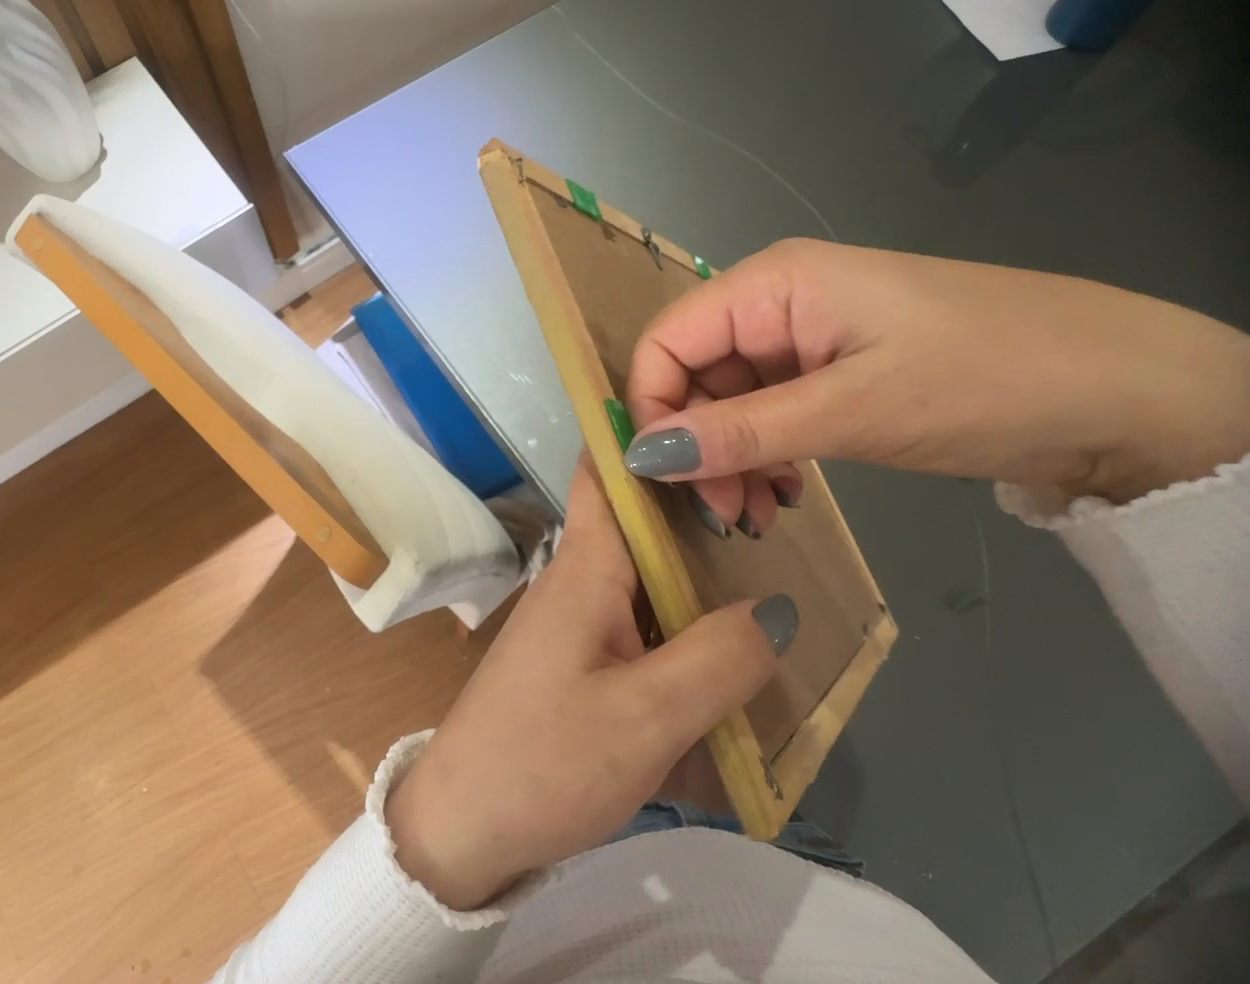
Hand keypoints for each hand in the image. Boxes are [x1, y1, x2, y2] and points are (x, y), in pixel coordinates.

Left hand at [384, 458, 791, 910]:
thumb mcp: (647, 716)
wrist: (462, 828)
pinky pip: (641, 632)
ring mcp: (576, 628)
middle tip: (786, 517)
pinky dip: (684, 634)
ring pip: (650, 584)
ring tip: (783, 578)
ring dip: (704, 582)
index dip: (650, 437)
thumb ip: (718, 657)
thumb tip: (775, 608)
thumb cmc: (546, 762)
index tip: (717, 420)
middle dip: (709, 519)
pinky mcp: (579, 668)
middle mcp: (577, 586)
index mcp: (584, 571)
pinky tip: (732, 656)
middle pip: (646, 529)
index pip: (606, 474)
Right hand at [623, 239, 1249, 514]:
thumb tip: (642, 456)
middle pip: (694, 375)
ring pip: (730, 401)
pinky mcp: (841, 372)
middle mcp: (781, 303)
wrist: (1138, 394)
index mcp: (774, 284)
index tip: (667, 478)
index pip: (666, 341)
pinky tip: (786, 493)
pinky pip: (771, 414)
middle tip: (723, 511)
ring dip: (730, 459)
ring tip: (756, 513)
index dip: (651, 407)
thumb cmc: (992, 379)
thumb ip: (740, 433)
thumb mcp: (853, 412)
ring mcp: (812, 338)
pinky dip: (766, 456)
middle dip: (695, 445)